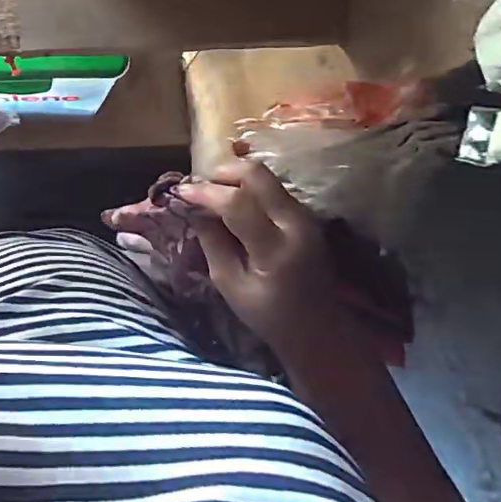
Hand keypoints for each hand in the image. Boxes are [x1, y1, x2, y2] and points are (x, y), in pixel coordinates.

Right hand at [176, 161, 355, 364]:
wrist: (319, 328)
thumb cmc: (269, 315)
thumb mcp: (229, 284)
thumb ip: (211, 242)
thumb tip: (192, 209)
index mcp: (275, 248)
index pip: (237, 203)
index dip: (205, 192)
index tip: (181, 193)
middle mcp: (295, 223)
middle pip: (256, 174)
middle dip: (221, 173)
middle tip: (198, 186)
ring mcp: (304, 215)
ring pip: (264, 176)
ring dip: (234, 178)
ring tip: (211, 193)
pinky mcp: (305, 214)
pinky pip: (271, 187)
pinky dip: (247, 187)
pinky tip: (231, 202)